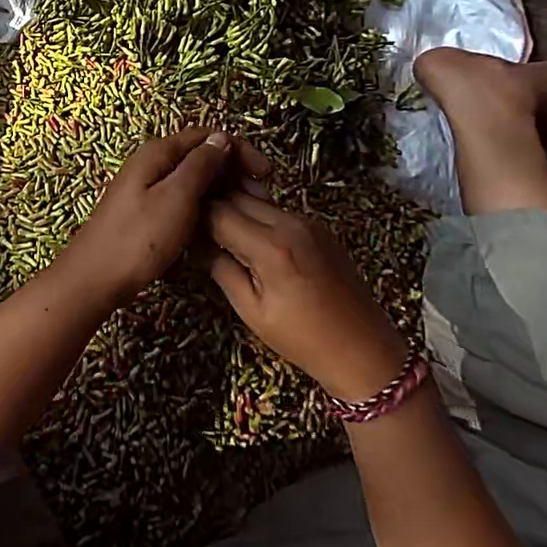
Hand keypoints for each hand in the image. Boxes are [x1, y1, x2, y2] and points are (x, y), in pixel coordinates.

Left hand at [60, 128, 260, 302]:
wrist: (94, 279)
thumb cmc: (138, 239)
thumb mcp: (176, 198)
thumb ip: (200, 165)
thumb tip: (221, 138)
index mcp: (158, 153)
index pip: (208, 136)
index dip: (240, 150)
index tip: (267, 176)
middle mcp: (152, 164)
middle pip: (201, 156)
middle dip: (233, 171)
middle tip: (261, 200)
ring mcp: (148, 188)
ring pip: (194, 180)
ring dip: (222, 191)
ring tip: (246, 214)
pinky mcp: (147, 212)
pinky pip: (183, 200)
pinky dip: (205, 207)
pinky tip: (218, 226)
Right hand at [206, 194, 410, 401]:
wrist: (365, 350)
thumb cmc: (303, 339)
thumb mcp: (252, 311)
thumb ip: (222, 269)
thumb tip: (197, 244)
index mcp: (271, 247)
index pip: (218, 212)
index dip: (196, 217)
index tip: (182, 228)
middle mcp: (290, 223)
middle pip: (238, 196)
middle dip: (214, 206)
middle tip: (195, 226)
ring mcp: (308, 221)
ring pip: (258, 199)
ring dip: (236, 208)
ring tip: (220, 231)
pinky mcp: (319, 226)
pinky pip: (279, 211)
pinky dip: (259, 217)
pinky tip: (251, 239)